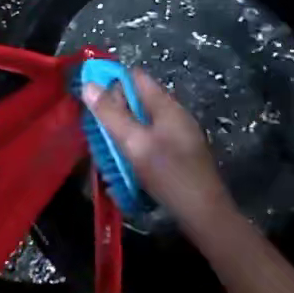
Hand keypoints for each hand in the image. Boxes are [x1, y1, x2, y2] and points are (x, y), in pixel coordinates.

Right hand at [81, 68, 232, 225]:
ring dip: (122, 134)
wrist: (205, 215)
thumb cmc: (169, 174)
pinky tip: (126, 169)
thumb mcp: (135, 143)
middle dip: (114, 113)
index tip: (90, 100)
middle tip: (96, 133)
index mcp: (166, 104)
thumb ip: (111, 114)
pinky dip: (135, 149)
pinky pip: (150, 142)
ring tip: (106, 154)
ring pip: (142, 123)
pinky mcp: (179, 155)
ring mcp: (178, 135)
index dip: (111, 82)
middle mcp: (173, 114)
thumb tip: (88, 85)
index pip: (135, 77)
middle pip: (137, 100)